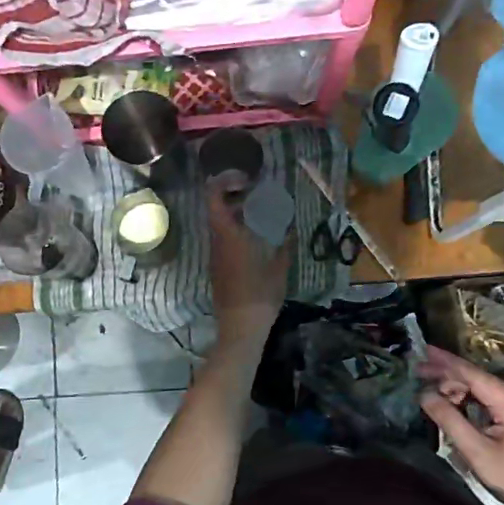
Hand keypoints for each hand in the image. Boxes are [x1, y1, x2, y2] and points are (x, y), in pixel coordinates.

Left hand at [206, 179, 294, 348]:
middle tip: (256, 190)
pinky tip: (255, 232)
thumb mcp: (279, 267)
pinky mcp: (217, 264)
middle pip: (215, 208)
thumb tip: (291, 227)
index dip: (223, 182)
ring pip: (218, 223)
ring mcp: (214, 253)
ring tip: (260, 208)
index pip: (212, 198)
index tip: (245, 179)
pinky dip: (234, 227)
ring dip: (234, 211)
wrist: (240, 325)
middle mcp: (216, 241)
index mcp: (228, 235)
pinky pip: (222, 237)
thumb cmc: (261, 295)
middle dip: (232, 194)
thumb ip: (285, 244)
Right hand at [418, 346, 503, 504]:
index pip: (475, 376)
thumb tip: (424, 394)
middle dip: (448, 374)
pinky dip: (466, 402)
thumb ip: (449, 420)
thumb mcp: (477, 451)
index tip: (423, 350)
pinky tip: (452, 408)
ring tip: (430, 394)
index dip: (448, 362)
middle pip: (479, 381)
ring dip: (456, 389)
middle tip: (418, 373)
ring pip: (483, 393)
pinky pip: (488, 405)